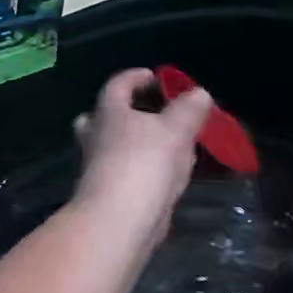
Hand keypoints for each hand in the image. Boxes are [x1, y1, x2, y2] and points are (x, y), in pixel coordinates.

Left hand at [67, 68, 212, 257]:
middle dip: (130, 109)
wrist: (119, 216)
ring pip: (114, 141)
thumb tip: (197, 93)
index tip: (157, 76)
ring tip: (172, 141)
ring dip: (139, 138)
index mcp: (107, 111)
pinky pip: (125, 164)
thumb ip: (188, 109)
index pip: (117, 84)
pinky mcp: (106, 186)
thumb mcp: (175, 129)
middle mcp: (95, 133)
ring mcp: (96, 161)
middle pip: (106, 113)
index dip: (136, 76)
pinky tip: (168, 170)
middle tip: (158, 111)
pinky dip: (143, 161)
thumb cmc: (144, 162)